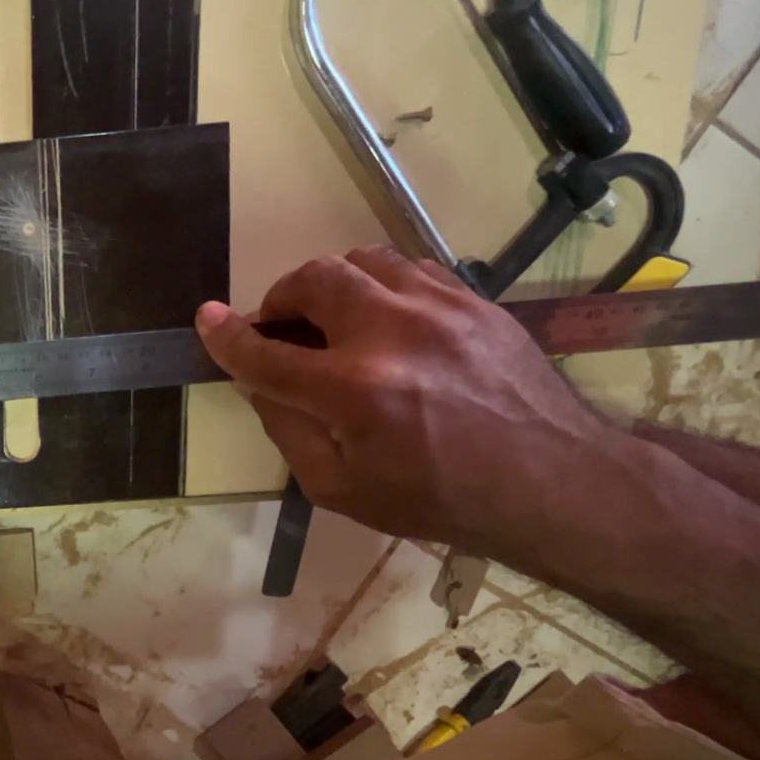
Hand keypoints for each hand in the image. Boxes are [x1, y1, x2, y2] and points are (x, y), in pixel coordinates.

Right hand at [195, 247, 612, 548]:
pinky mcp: (475, 301)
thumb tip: (257, 384)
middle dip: (281, 299)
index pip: (267, 354)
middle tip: (280, 329)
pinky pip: (409, 269)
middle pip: (314, 281)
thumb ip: (287, 431)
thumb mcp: (337, 488)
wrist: (553, 480)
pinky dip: (377, 285)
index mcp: (352, 391)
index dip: (228, 336)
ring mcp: (441, 308)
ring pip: (362, 261)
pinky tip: (380, 318)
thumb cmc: (434, 498)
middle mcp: (392, 334)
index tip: (206, 318)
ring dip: (329, 285)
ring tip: (330, 319)